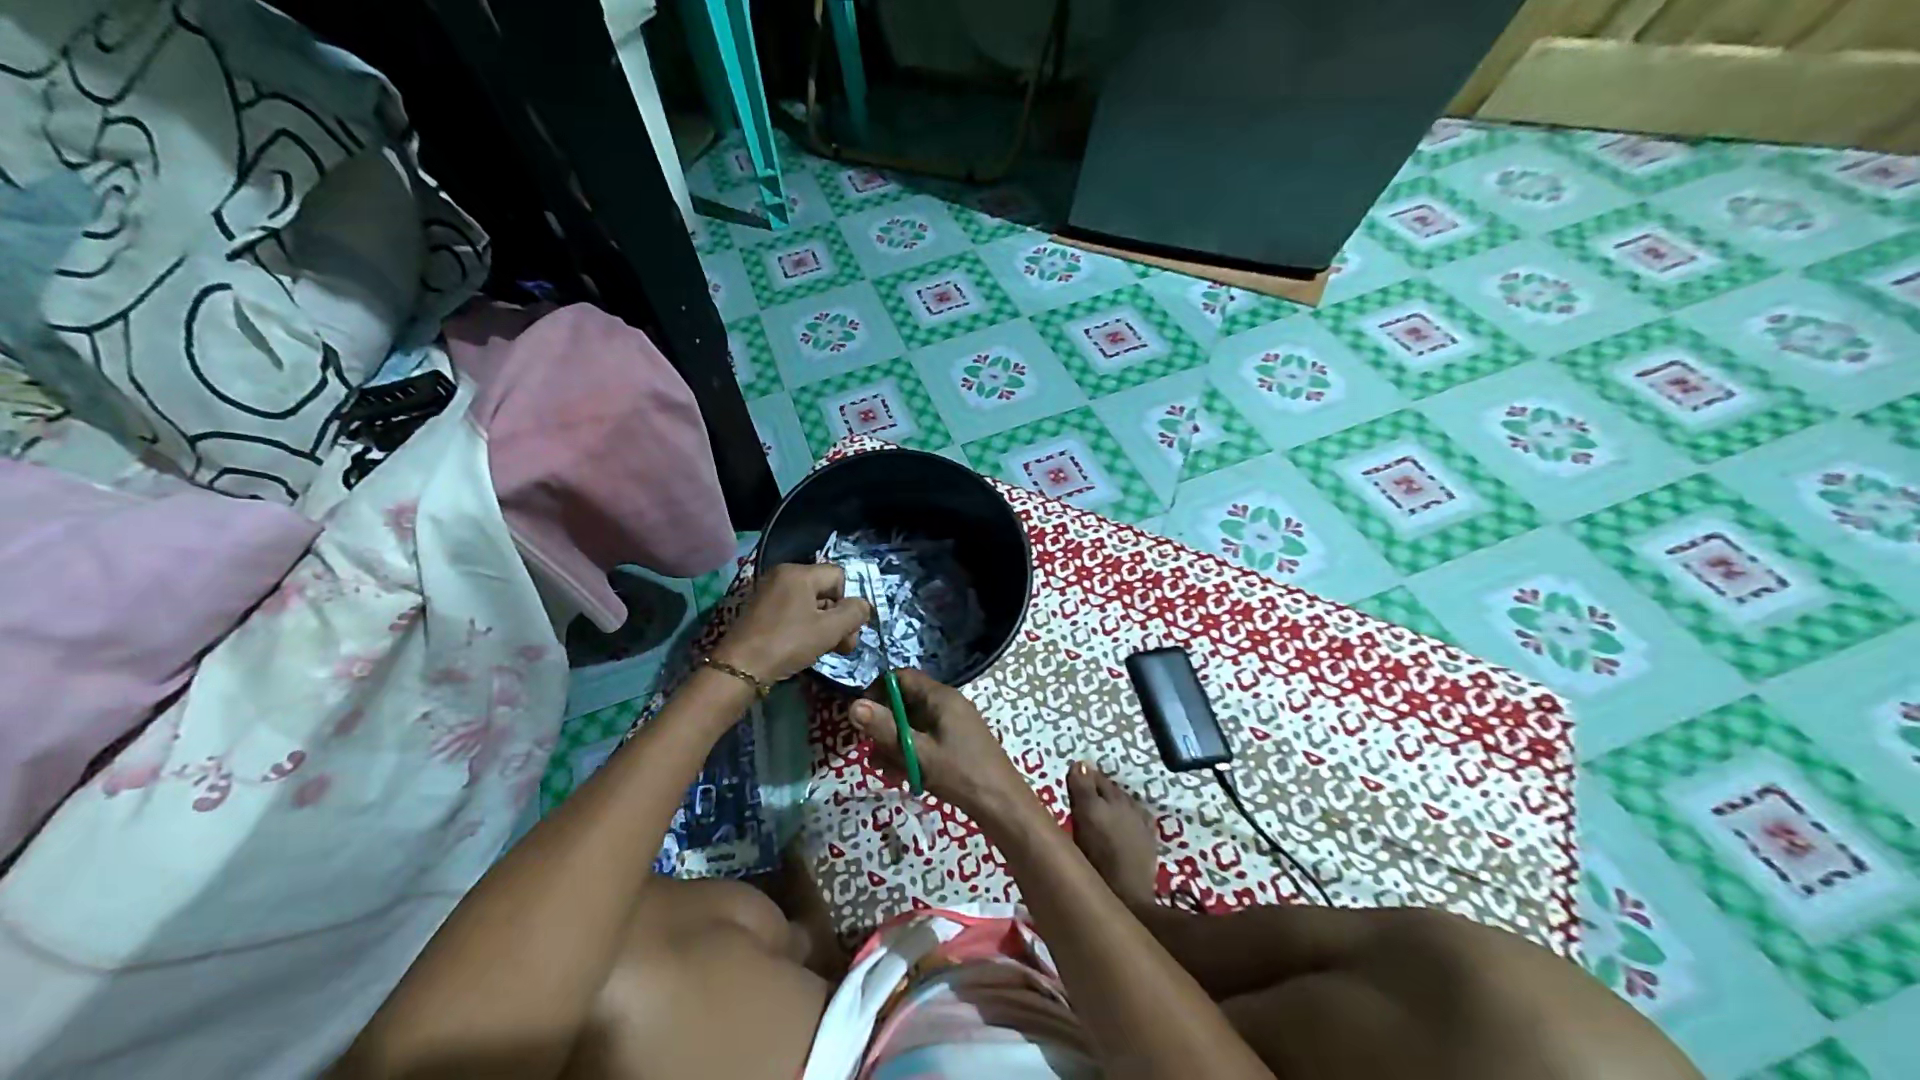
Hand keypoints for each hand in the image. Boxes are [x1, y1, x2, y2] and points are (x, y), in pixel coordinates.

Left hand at [712, 563, 871, 682]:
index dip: (849, 602)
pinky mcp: (759, 609)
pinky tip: (804, 647)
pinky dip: (804, 626)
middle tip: (842, 646)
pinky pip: (792, 611)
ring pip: (810, 603)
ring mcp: (768, 592)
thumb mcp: (829, 629)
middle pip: (825, 590)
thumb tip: (863, 606)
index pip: (839, 576)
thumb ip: (854, 613)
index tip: (846, 630)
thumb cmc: (787, 643)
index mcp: (799, 573)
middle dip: (838, 617)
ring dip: (823, 625)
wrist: (739, 668)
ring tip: (825, 649)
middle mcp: (782, 575)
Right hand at [850, 670, 1035, 820]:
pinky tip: (903, 776)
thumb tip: (853, 705)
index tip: (863, 718)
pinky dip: (911, 753)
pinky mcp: (956, 742)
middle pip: (906, 702)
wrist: (1001, 804)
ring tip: (885, 769)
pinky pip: (925, 739)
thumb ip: (885, 728)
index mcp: (941, 697)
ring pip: (913, 725)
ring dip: (895, 744)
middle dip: (885, 726)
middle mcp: (947, 704)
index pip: (902, 677)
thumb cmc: (960, 773)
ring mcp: (953, 724)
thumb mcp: (917, 752)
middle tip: (872, 750)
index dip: (878, 692)